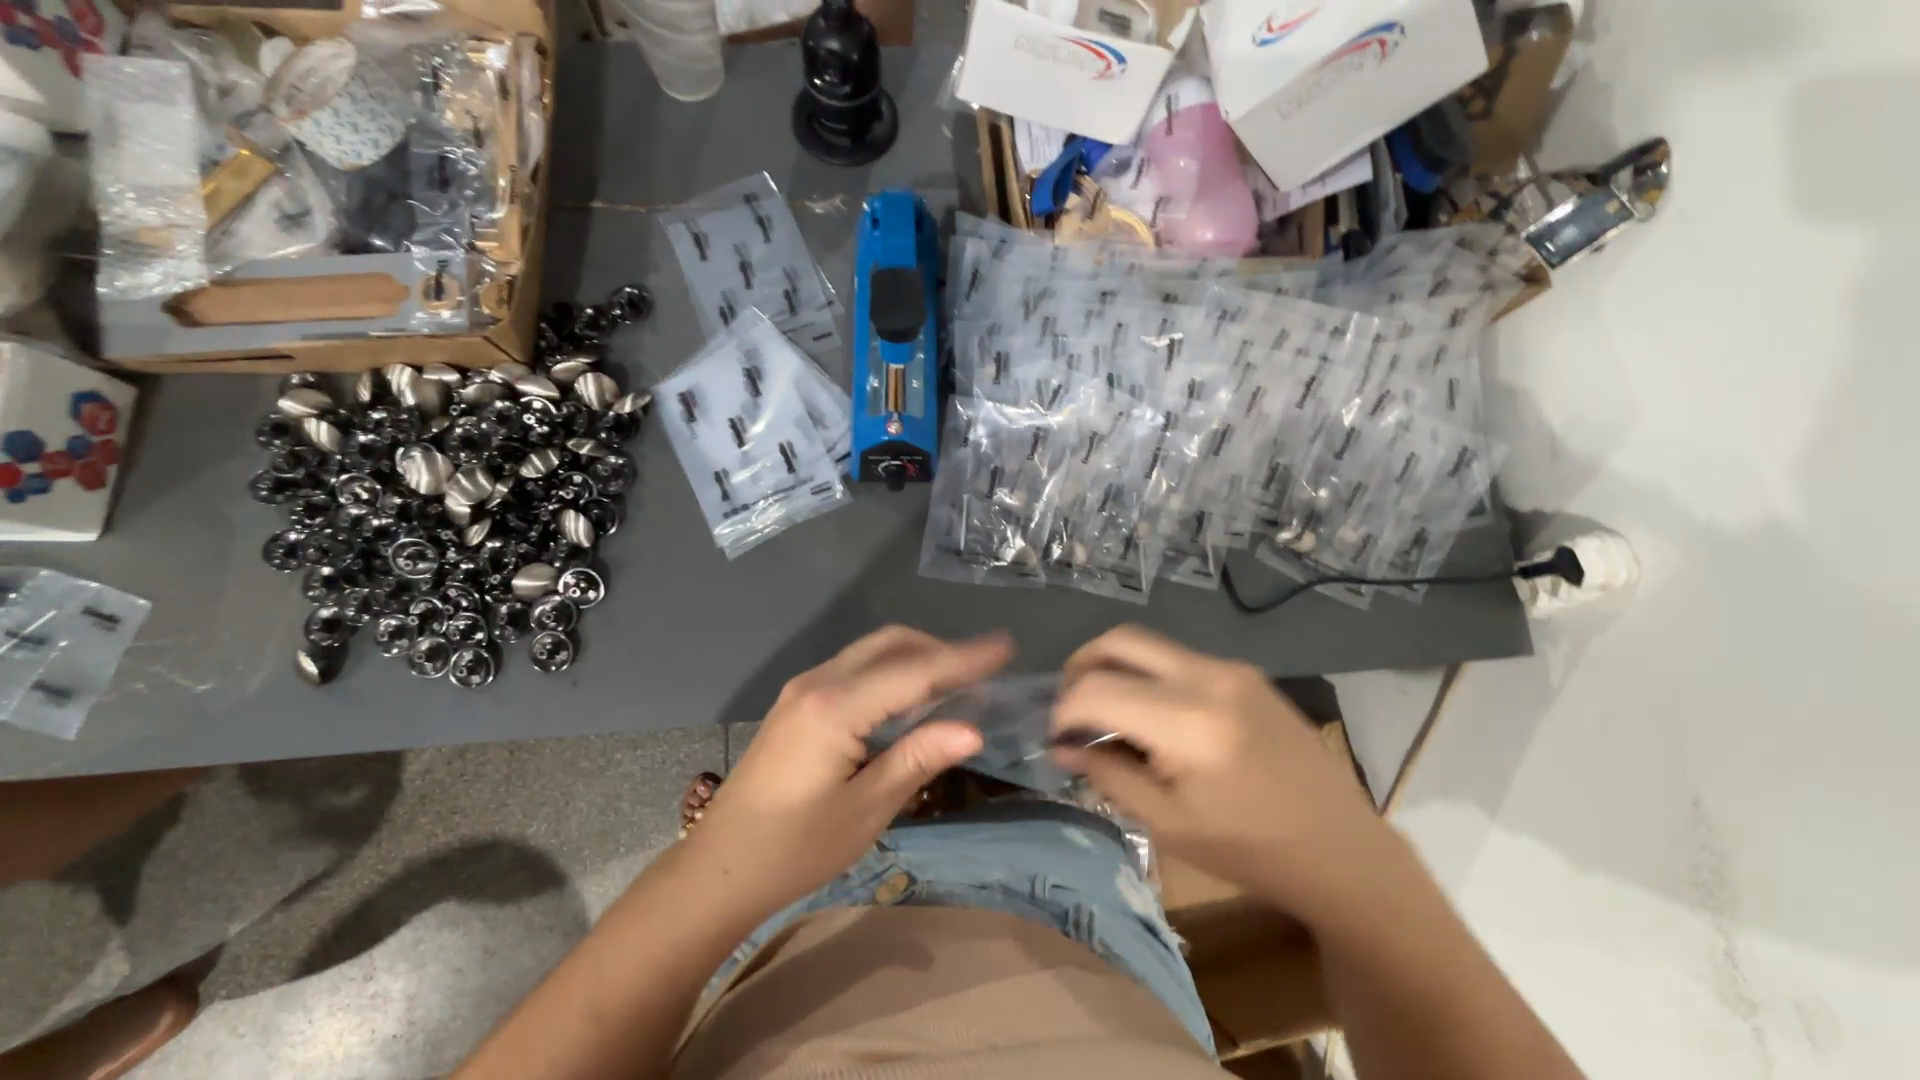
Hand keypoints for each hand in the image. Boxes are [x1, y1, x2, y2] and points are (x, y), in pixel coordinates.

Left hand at [686, 626, 1010, 914]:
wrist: (719, 868)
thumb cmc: (796, 848)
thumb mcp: (865, 811)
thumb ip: (917, 759)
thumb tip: (974, 729)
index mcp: (836, 708)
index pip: (914, 671)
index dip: (963, 659)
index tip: (1006, 648)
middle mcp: (817, 683)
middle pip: (890, 645)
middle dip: (941, 649)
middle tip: (985, 670)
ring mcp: (801, 691)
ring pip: (870, 653)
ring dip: (915, 658)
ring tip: (959, 682)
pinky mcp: (796, 706)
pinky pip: (854, 671)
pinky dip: (890, 673)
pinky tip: (912, 700)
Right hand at [1051, 626, 1393, 908]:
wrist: (1341, 848)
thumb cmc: (1250, 851)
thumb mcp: (1167, 825)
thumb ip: (1109, 776)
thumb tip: (1062, 747)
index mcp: (1188, 722)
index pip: (1096, 690)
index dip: (1063, 712)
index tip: (1056, 740)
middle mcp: (1208, 677)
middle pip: (1120, 641)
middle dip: (1081, 668)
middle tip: (1070, 709)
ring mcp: (1233, 670)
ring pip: (1150, 645)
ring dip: (1117, 669)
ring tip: (1107, 715)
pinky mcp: (1248, 675)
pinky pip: (1181, 659)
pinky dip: (1150, 677)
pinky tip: (1152, 719)